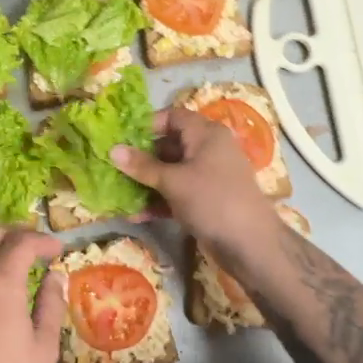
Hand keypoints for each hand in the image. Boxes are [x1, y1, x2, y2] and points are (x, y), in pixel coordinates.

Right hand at [110, 108, 281, 256]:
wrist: (250, 245)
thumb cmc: (212, 201)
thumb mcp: (173, 181)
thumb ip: (142, 166)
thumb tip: (112, 149)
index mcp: (206, 134)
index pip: (172, 117)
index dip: (146, 124)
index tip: (120, 138)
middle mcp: (207, 150)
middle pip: (168, 145)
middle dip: (140, 158)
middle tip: (112, 166)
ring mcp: (206, 176)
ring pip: (170, 172)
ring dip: (145, 183)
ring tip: (117, 192)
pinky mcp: (204, 200)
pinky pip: (176, 193)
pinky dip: (158, 201)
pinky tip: (135, 215)